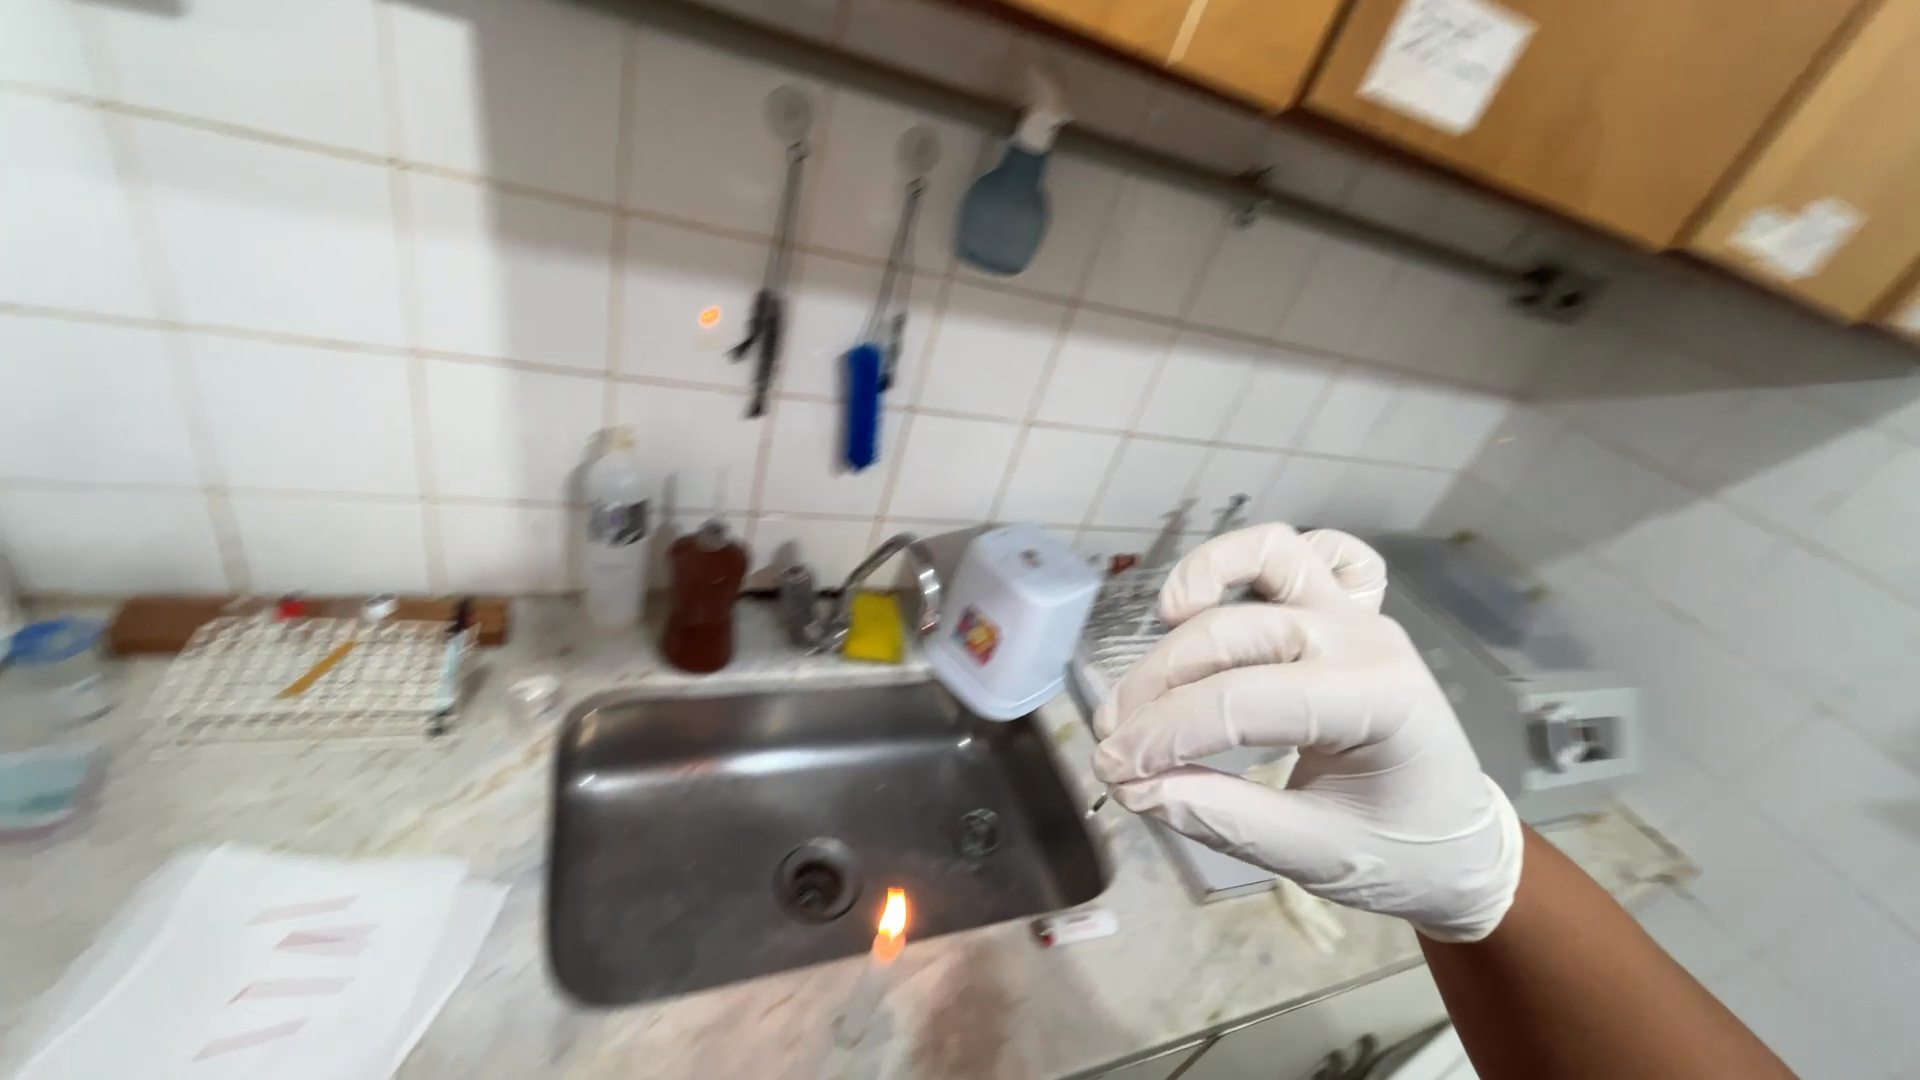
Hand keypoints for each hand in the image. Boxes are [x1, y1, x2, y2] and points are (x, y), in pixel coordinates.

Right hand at [1091, 524, 1522, 942]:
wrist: (1458, 841)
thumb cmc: (1400, 854)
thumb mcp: (1316, 857)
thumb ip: (1222, 817)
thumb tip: (1133, 785)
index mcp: (1377, 701)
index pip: (1239, 702)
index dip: (1162, 734)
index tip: (1111, 773)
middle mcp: (1364, 637)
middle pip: (1231, 633)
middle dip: (1158, 684)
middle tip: (1114, 741)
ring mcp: (1356, 611)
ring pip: (1269, 552)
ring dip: (1201, 575)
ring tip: (1156, 626)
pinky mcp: (1344, 606)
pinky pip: (1305, 550)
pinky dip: (1248, 558)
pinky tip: (1209, 598)